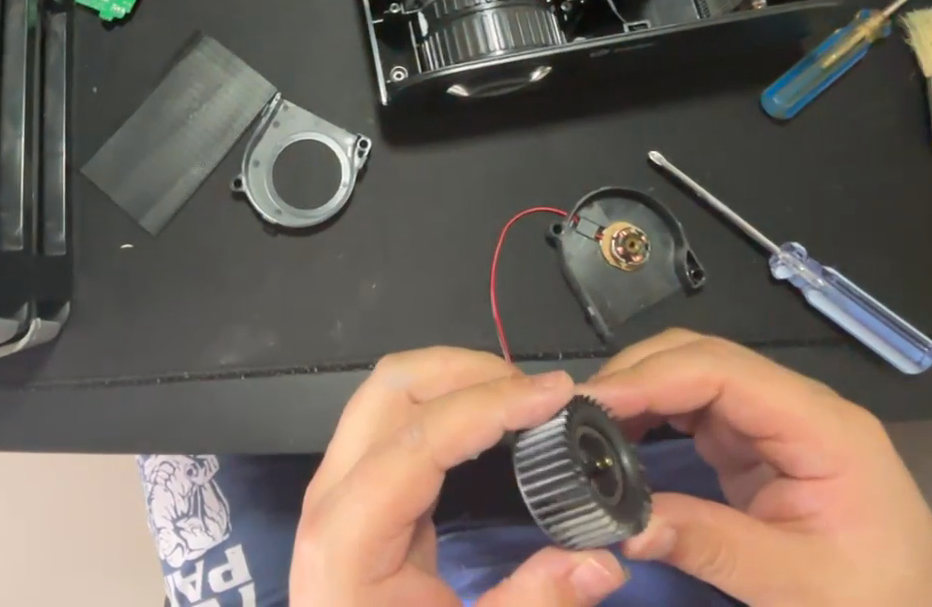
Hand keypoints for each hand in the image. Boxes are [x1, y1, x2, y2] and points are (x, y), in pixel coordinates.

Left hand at [292, 347, 631, 605]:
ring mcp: (335, 480)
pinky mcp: (351, 482)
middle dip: (470, 371)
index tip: (556, 393)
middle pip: (392, 387)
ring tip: (522, 397)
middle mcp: (330, 491)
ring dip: (457, 376)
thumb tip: (601, 561)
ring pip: (389, 389)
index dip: (491, 405)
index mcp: (348, 537)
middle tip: (540, 393)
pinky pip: (393, 413)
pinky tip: (490, 417)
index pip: (421, 438)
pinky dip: (443, 398)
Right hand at [582, 330, 931, 606]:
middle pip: (700, 356)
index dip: (651, 377)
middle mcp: (795, 404)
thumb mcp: (801, 588)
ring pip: (688, 372)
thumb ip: (711, 545)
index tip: (591, 403)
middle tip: (576, 412)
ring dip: (635, 389)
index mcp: (822, 426)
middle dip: (634, 375)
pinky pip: (689, 404)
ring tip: (586, 422)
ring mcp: (773, 416)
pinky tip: (618, 433)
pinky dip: (648, 411)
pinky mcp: (753, 436)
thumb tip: (622, 523)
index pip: (722, 371)